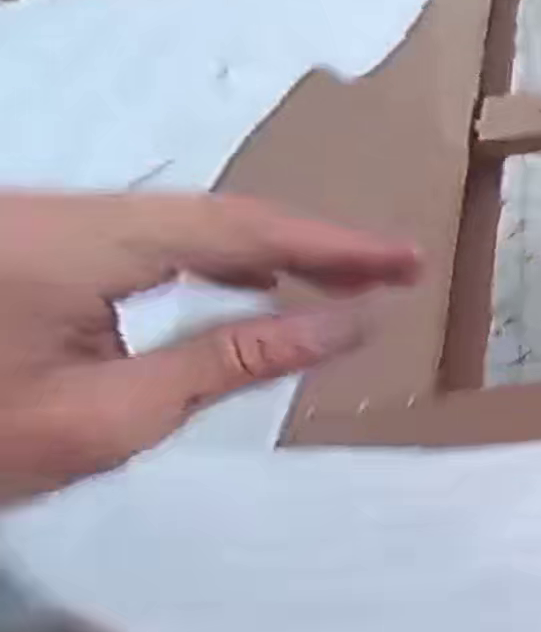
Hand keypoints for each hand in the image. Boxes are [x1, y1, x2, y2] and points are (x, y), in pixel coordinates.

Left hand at [0, 193, 419, 500]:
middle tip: (396, 271)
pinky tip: (254, 281)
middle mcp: (34, 215)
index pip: (231, 229)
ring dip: (271, 250)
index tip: (409, 260)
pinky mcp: (13, 243)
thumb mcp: (108, 417)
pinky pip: (140, 236)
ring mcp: (19, 225)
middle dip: (313, 244)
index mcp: (51, 247)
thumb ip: (239, 357)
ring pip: (177, 221)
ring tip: (345, 280)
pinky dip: (215, 257)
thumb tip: (353, 322)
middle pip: (208, 214)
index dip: (332, 243)